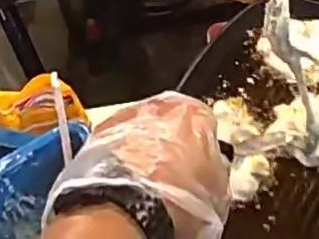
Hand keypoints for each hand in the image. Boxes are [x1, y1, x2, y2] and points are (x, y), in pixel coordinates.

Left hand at [46, 91, 228, 237]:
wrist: (125, 213)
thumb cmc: (175, 204)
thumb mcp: (217, 194)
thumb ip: (218, 169)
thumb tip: (214, 171)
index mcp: (196, 114)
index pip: (205, 122)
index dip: (202, 148)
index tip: (198, 169)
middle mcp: (163, 106)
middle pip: (171, 121)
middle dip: (171, 143)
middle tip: (169, 177)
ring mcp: (130, 115)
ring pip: (141, 128)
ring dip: (142, 148)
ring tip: (142, 185)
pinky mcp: (100, 132)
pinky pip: (115, 141)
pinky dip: (117, 158)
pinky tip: (120, 185)